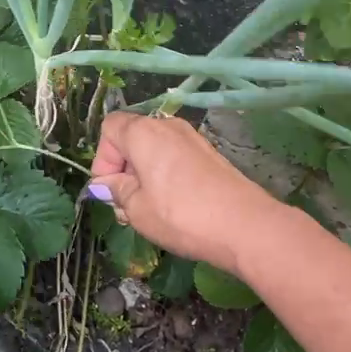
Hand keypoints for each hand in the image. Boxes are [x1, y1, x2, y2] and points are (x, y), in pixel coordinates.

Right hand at [87, 112, 281, 274]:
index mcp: (142, 132)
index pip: (109, 128)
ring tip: (152, 209)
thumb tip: (105, 184)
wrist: (246, 225)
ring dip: (146, 174)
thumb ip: (117, 191)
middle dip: (124, 169)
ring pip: (155, 149)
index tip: (110, 190)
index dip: (103, 158)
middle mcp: (166, 126)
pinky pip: (176, 157)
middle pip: (132, 137)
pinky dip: (168, 175)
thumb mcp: (137, 210)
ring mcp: (191, 138)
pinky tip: (177, 206)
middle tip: (128, 206)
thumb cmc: (181, 215)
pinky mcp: (209, 154)